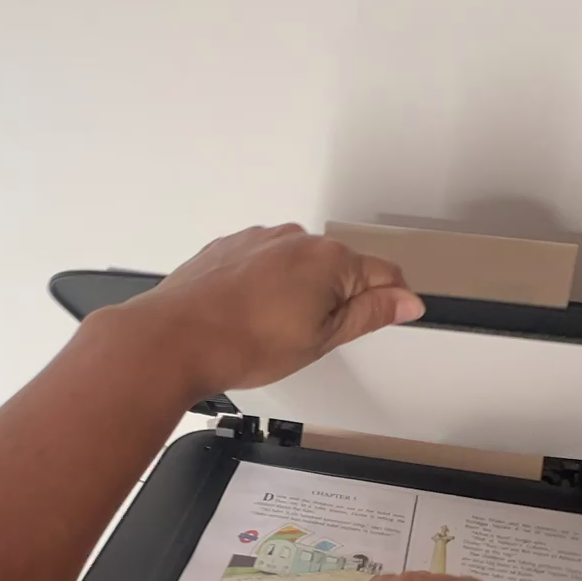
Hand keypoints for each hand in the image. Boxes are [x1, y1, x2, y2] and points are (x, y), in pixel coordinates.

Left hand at [103, 224, 424, 396]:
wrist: (175, 339)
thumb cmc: (241, 342)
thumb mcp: (322, 339)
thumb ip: (370, 314)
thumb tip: (406, 301)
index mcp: (329, 260)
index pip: (384, 274)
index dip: (391, 300)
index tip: (388, 317)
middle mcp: (296, 238)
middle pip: (339, 268)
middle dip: (337, 300)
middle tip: (313, 339)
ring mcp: (260, 240)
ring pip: (299, 266)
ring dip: (299, 292)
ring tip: (273, 331)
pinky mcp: (231, 247)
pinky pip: (264, 264)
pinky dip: (266, 286)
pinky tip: (249, 315)